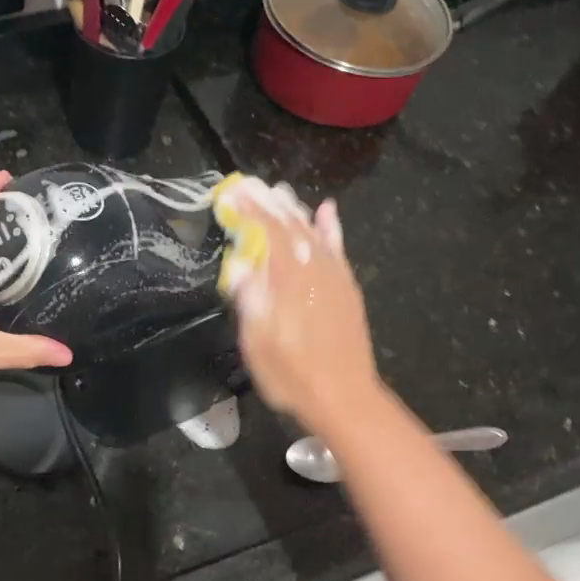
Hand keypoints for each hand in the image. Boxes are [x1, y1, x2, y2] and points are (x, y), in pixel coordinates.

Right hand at [230, 194, 384, 436]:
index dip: (250, 211)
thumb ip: (251, 302)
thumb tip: (239, 266)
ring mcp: (333, 278)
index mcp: (288, 283)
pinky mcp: (347, 288)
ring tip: (279, 190)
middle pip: (291, 227)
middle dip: (270, 203)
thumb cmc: (293, 376)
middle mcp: (313, 272)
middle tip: (251, 184)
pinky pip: (338, 249)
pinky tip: (326, 210)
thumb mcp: (259, 345)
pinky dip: (330, 227)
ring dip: (295, 209)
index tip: (232, 192)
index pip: (268, 234)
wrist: (343, 396)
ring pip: (314, 233)